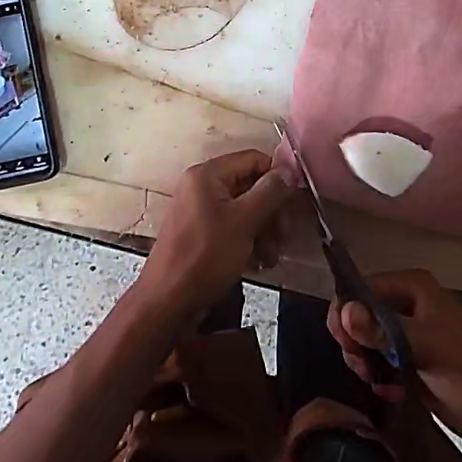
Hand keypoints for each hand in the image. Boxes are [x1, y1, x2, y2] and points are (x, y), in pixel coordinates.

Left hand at [137, 149, 295, 320]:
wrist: (167, 302)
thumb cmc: (205, 256)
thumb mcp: (244, 221)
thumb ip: (270, 191)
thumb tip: (290, 169)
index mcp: (208, 175)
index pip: (254, 160)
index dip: (278, 178)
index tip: (294, 203)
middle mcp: (202, 186)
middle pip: (251, 185)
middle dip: (271, 211)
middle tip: (283, 236)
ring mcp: (200, 210)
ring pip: (245, 208)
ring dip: (264, 230)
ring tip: (271, 256)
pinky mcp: (201, 232)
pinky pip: (232, 226)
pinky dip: (248, 240)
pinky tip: (258, 262)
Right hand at [326, 269, 461, 443]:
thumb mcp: (423, 347)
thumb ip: (383, 330)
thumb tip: (344, 311)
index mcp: (414, 287)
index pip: (364, 288)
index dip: (347, 311)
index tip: (343, 342)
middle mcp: (408, 302)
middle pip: (361, 313)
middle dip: (356, 341)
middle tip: (361, 365)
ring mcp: (408, 330)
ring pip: (366, 338)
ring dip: (365, 362)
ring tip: (377, 381)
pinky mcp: (408, 357)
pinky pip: (377, 359)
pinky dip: (378, 375)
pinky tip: (391, 391)